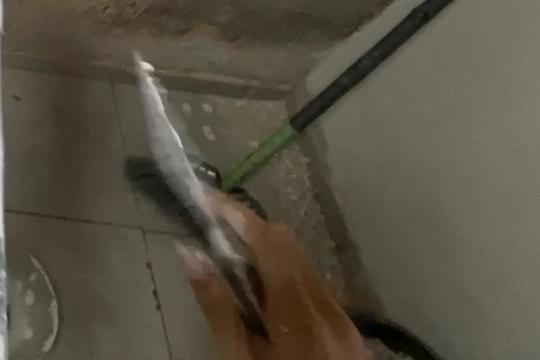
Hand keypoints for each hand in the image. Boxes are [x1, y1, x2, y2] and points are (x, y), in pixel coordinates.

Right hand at [182, 193, 364, 359]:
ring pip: (303, 266)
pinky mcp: (351, 340)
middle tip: (211, 230)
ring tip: (231, 265)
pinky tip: (263, 298)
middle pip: (289, 247)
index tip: (204, 198)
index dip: (236, 213)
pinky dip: (285, 278)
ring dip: (267, 254)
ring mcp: (347, 326)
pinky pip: (315, 290)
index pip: (270, 242)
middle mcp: (331, 312)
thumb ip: (216, 306)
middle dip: (248, 230)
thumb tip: (187, 251)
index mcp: (301, 316)